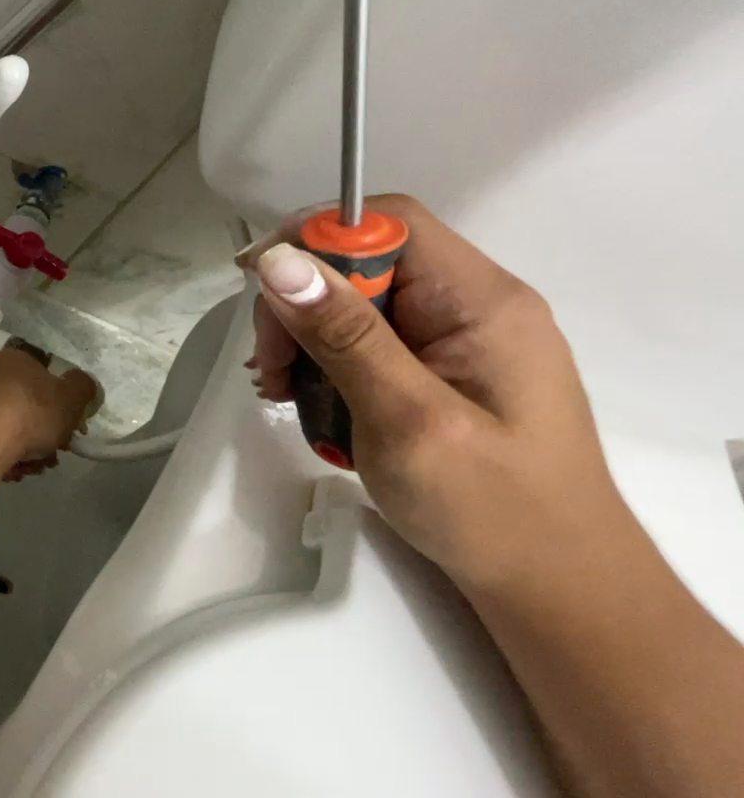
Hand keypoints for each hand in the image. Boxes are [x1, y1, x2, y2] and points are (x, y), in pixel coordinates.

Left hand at [0, 348, 97, 480]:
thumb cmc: (29, 413)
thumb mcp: (71, 399)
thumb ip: (83, 388)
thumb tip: (82, 383)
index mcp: (15, 358)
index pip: (41, 377)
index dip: (57, 406)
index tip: (65, 431)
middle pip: (20, 403)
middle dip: (38, 433)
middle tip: (48, 456)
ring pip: (1, 423)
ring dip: (18, 447)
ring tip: (27, 468)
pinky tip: (5, 470)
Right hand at [244, 194, 631, 592]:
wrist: (551, 586)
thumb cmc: (488, 507)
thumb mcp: (406, 420)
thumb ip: (344, 336)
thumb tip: (277, 261)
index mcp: (480, 303)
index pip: (387, 224)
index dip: (314, 238)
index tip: (258, 287)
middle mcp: (471, 306)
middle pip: (360, 263)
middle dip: (299, 305)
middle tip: (271, 368)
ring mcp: (455, 339)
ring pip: (352, 303)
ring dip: (304, 339)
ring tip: (283, 392)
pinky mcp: (437, 369)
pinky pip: (364, 340)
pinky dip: (322, 363)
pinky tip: (305, 398)